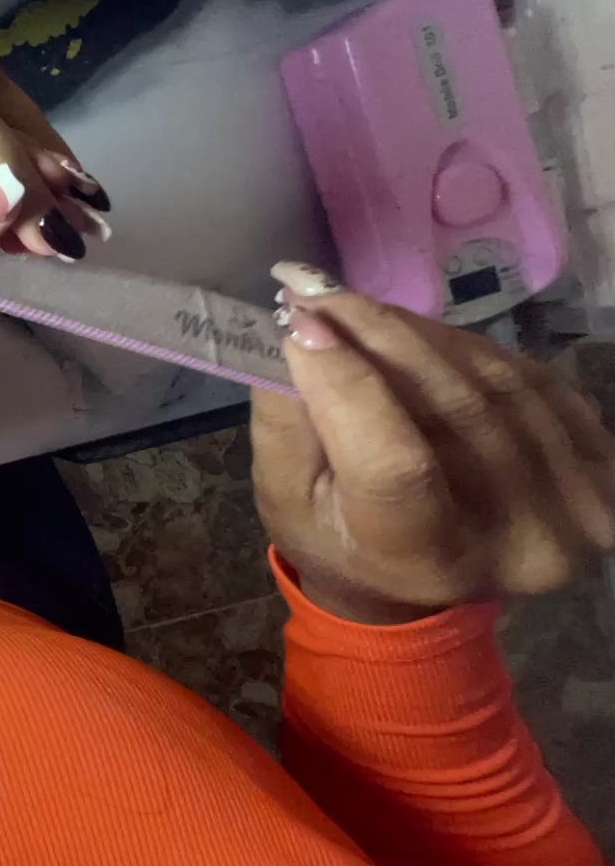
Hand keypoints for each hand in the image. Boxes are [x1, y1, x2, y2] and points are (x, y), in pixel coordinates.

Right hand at [250, 262, 614, 623]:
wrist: (412, 577)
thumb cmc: (328, 536)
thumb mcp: (283, 495)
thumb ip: (287, 428)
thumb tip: (296, 340)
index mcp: (423, 558)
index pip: (393, 463)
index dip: (346, 385)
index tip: (295, 324)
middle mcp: (524, 540)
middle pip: (454, 408)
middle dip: (372, 333)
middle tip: (308, 288)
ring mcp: (583, 505)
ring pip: (492, 382)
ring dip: (410, 328)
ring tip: (345, 304)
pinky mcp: (606, 469)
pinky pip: (527, 379)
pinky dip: (457, 343)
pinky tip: (404, 331)